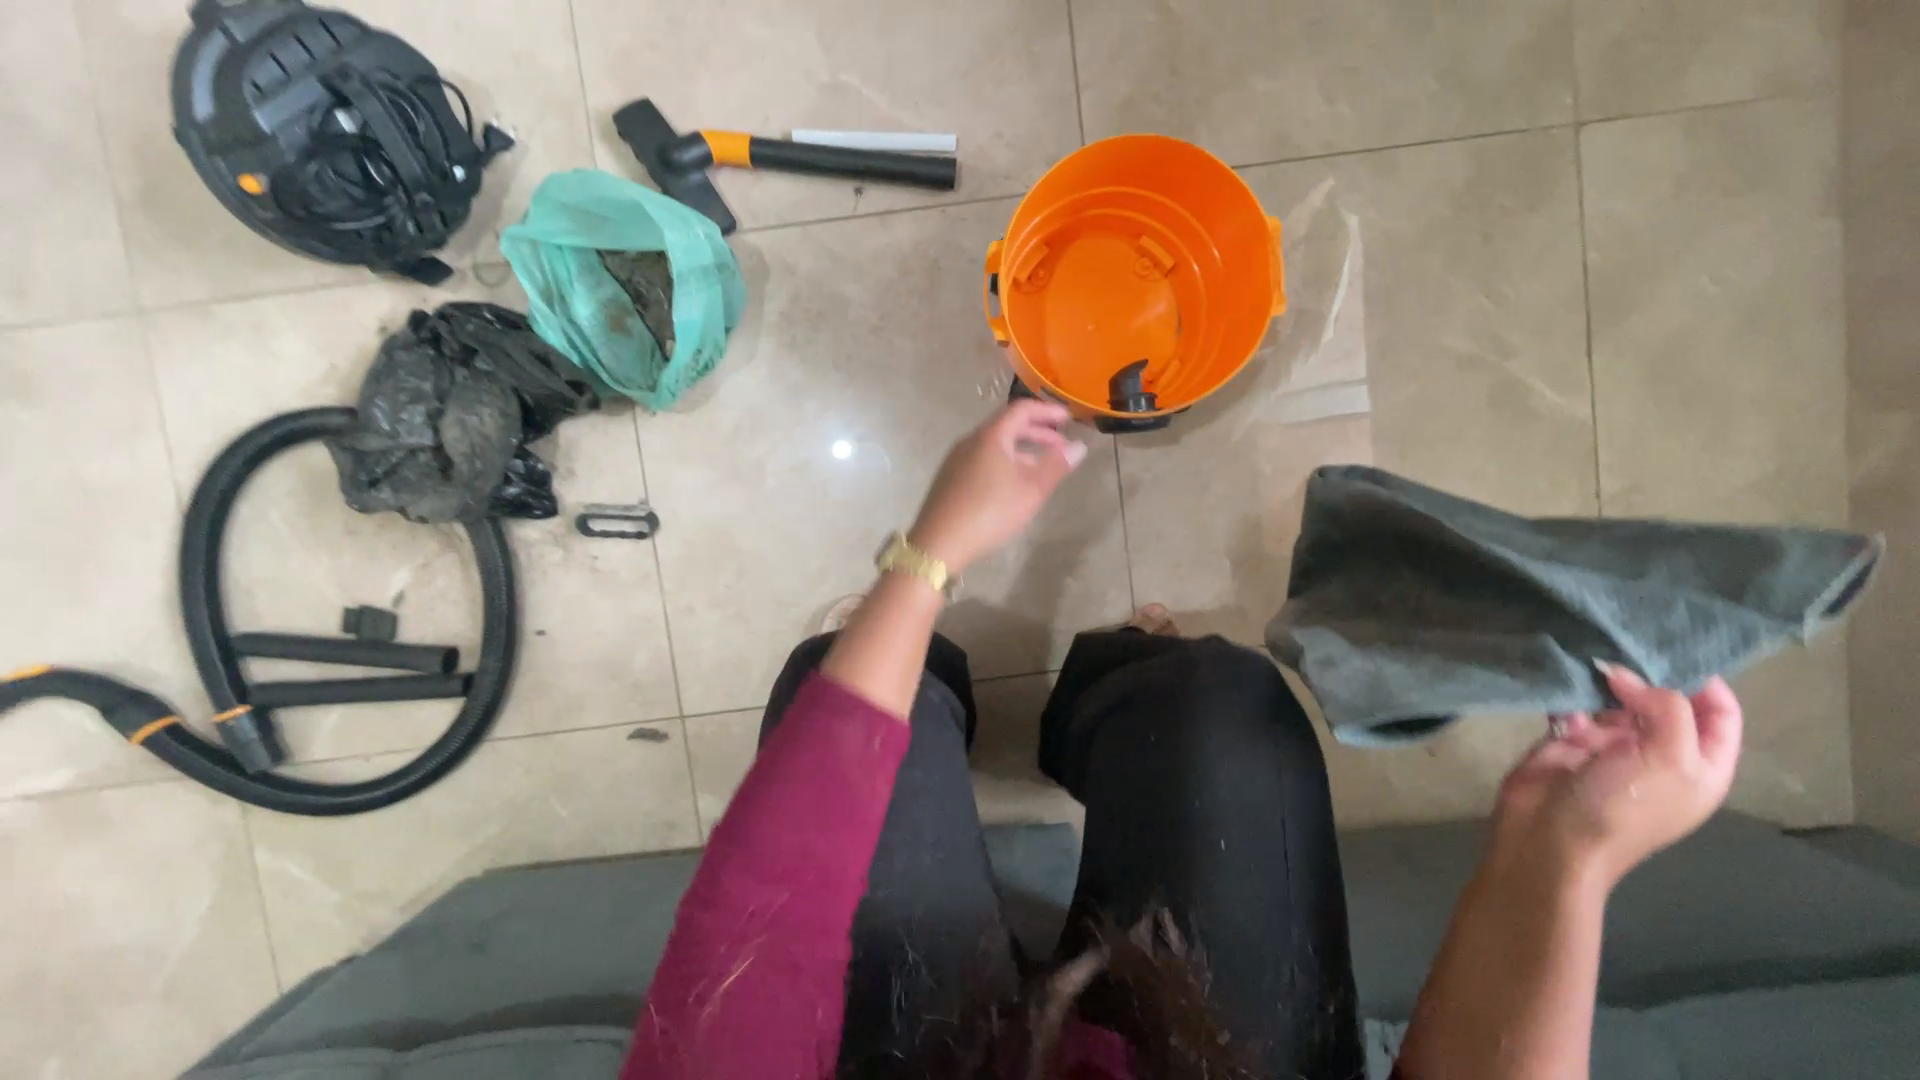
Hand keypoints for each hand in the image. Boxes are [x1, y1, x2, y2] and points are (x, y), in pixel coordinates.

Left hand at [907, 400, 1087, 572]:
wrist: (938, 543)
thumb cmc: (989, 513)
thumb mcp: (1030, 491)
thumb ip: (1056, 466)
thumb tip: (1079, 446)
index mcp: (990, 437)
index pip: (1021, 410)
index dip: (1047, 411)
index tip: (1068, 419)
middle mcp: (970, 441)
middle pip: (1007, 426)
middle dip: (1037, 432)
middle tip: (1061, 444)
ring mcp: (956, 460)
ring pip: (994, 445)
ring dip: (1021, 450)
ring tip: (1042, 466)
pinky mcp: (950, 479)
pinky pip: (983, 460)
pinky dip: (1004, 462)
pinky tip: (1012, 485)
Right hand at [1493, 663, 1743, 889]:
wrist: (1551, 839)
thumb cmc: (1623, 806)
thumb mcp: (1668, 758)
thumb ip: (1666, 707)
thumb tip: (1627, 674)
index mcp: (1699, 764)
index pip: (1720, 713)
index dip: (1705, 682)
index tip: (1674, 650)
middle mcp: (1659, 752)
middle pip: (1662, 700)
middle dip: (1644, 675)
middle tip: (1622, 644)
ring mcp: (1611, 747)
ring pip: (1613, 699)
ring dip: (1601, 683)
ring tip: (1588, 661)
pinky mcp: (1568, 741)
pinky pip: (1573, 706)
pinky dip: (1567, 696)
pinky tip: (1562, 693)